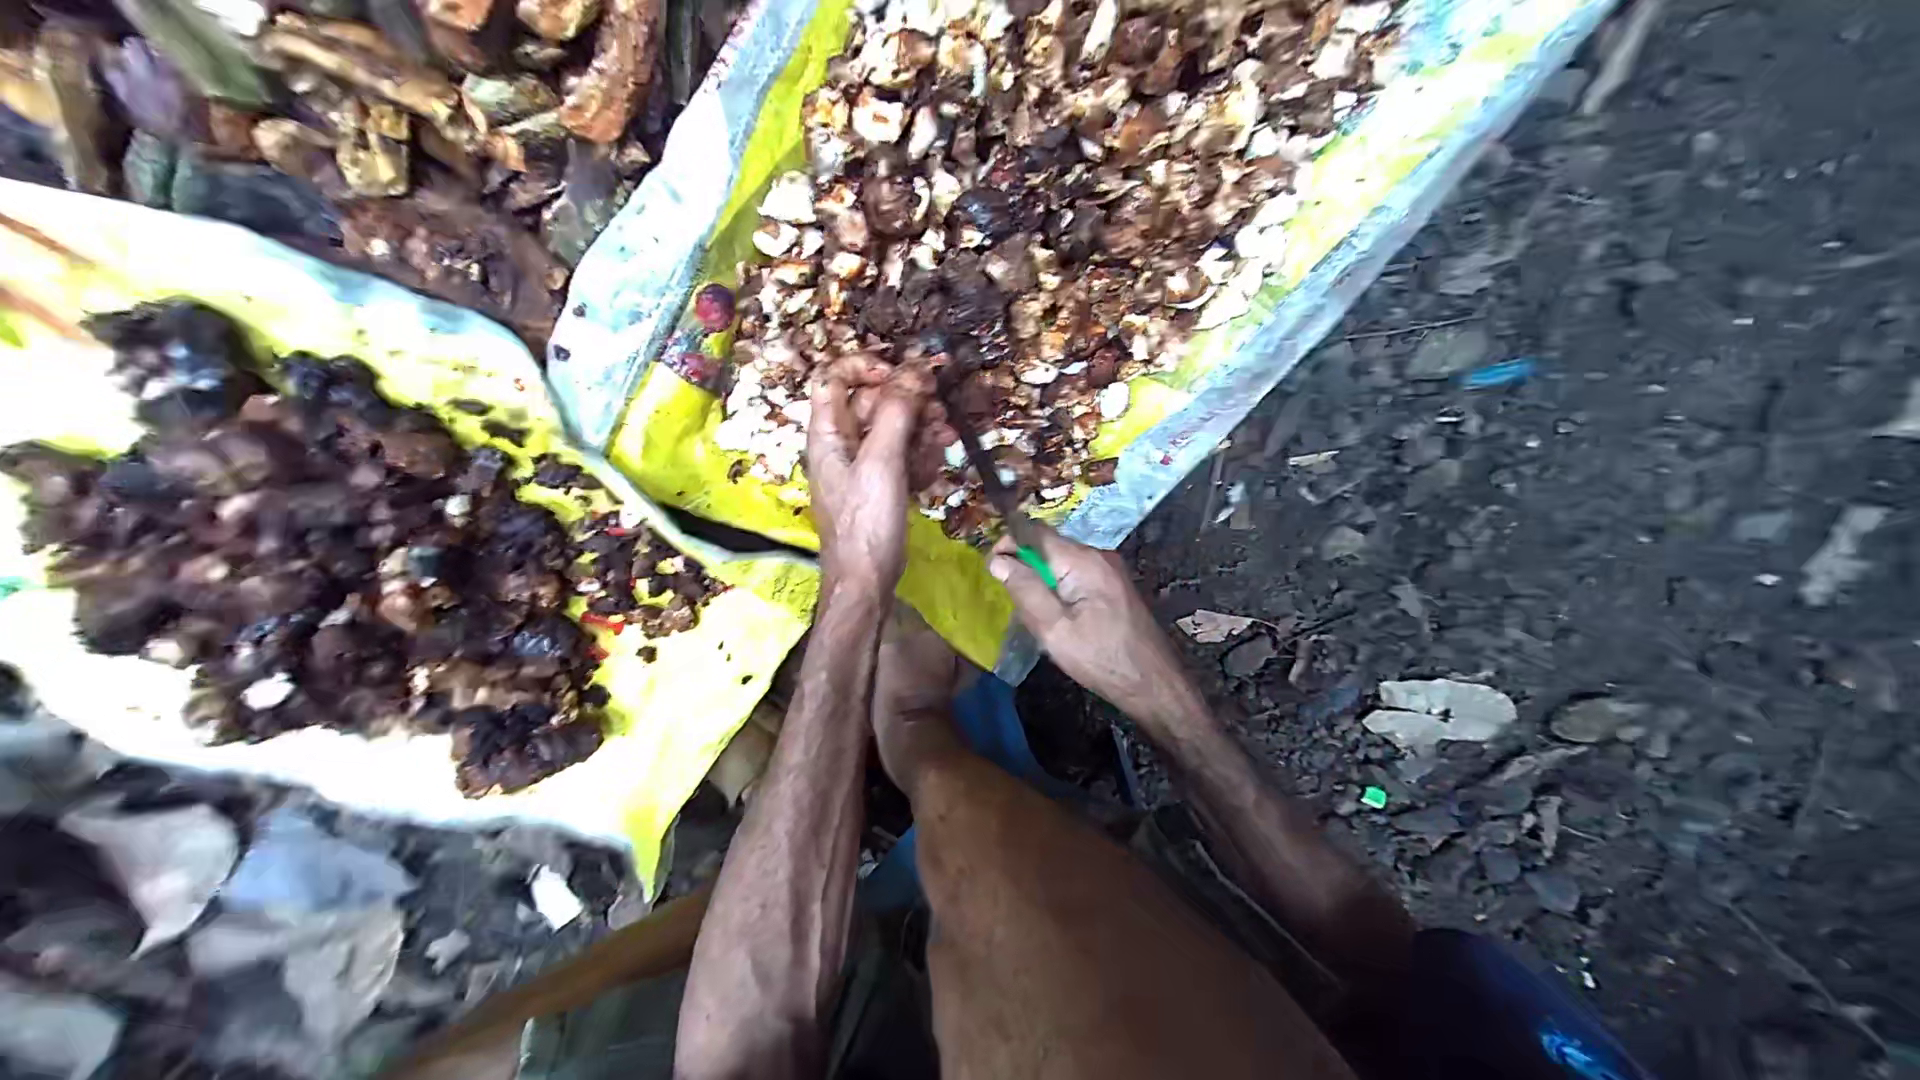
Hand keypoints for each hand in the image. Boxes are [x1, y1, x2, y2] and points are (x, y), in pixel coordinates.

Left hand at [807, 354, 932, 594]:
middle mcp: (843, 444)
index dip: (865, 366)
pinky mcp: (882, 486)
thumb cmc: (866, 523)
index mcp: (828, 433)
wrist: (867, 582)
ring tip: (947, 435)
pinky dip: (921, 455)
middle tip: (938, 406)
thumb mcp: (881, 463)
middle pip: (872, 402)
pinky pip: (902, 457)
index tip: (900, 373)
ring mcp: (863, 466)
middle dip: (907, 399)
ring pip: (893, 429)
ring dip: (922, 427)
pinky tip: (937, 465)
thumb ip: (897, 413)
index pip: (833, 378)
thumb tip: (915, 371)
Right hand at [990, 525, 1204, 731]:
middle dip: (1025, 565)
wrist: (1154, 683)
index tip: (992, 567)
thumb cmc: (1101, 659)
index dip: (1008, 542)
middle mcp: (1098, 555)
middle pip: (1049, 545)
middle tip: (1013, 599)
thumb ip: (1025, 591)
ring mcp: (1110, 569)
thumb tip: (998, 560)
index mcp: (1082, 561)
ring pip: (1061, 561)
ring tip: (1036, 613)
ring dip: (1042, 578)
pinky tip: (1060, 617)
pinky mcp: (1115, 585)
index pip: (1035, 531)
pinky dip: (1059, 587)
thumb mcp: (1054, 630)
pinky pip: (1077, 574)